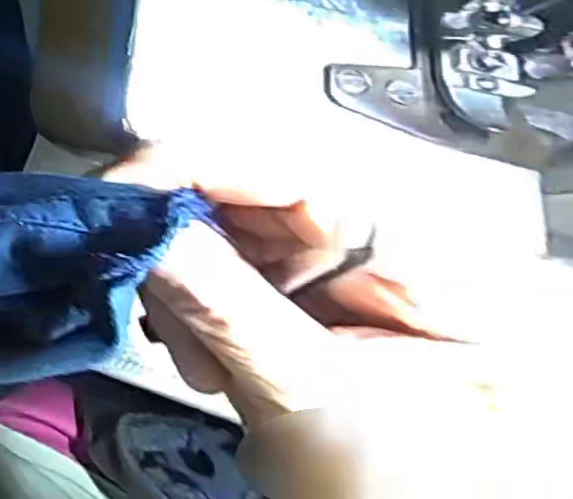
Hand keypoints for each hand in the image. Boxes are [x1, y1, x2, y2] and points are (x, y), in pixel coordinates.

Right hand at [105, 142, 572, 434]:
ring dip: (187, 283)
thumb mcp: (311, 401)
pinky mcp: (347, 303)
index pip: (288, 173)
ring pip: (238, 233)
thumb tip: (121, 216)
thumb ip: (213, 295)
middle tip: (155, 311)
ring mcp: (387, 281)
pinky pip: (248, 267)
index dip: (181, 172)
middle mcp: (427, 256)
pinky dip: (206, 300)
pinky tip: (207, 351)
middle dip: (180, 247)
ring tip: (191, 355)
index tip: (109, 199)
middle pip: (254, 201)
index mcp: (464, 273)